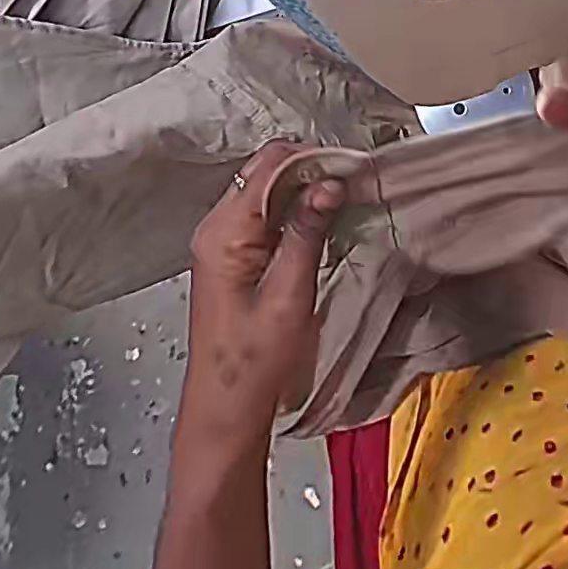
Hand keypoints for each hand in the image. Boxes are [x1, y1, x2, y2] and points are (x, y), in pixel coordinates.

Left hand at [181, 141, 346, 436]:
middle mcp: (216, 227)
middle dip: (311, 169)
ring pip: (267, 187)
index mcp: (224, 233)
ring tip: (342, 196)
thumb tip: (329, 184)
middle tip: (351, 181)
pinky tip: (321, 216)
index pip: (269, 166)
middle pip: (265, 170)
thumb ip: (307, 232)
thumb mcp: (289, 296)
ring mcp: (222, 238)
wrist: (227, 408)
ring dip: (305, 187)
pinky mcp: (233, 251)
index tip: (349, 168)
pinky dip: (294, 206)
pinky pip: (265, 210)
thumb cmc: (254, 364)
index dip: (312, 160)